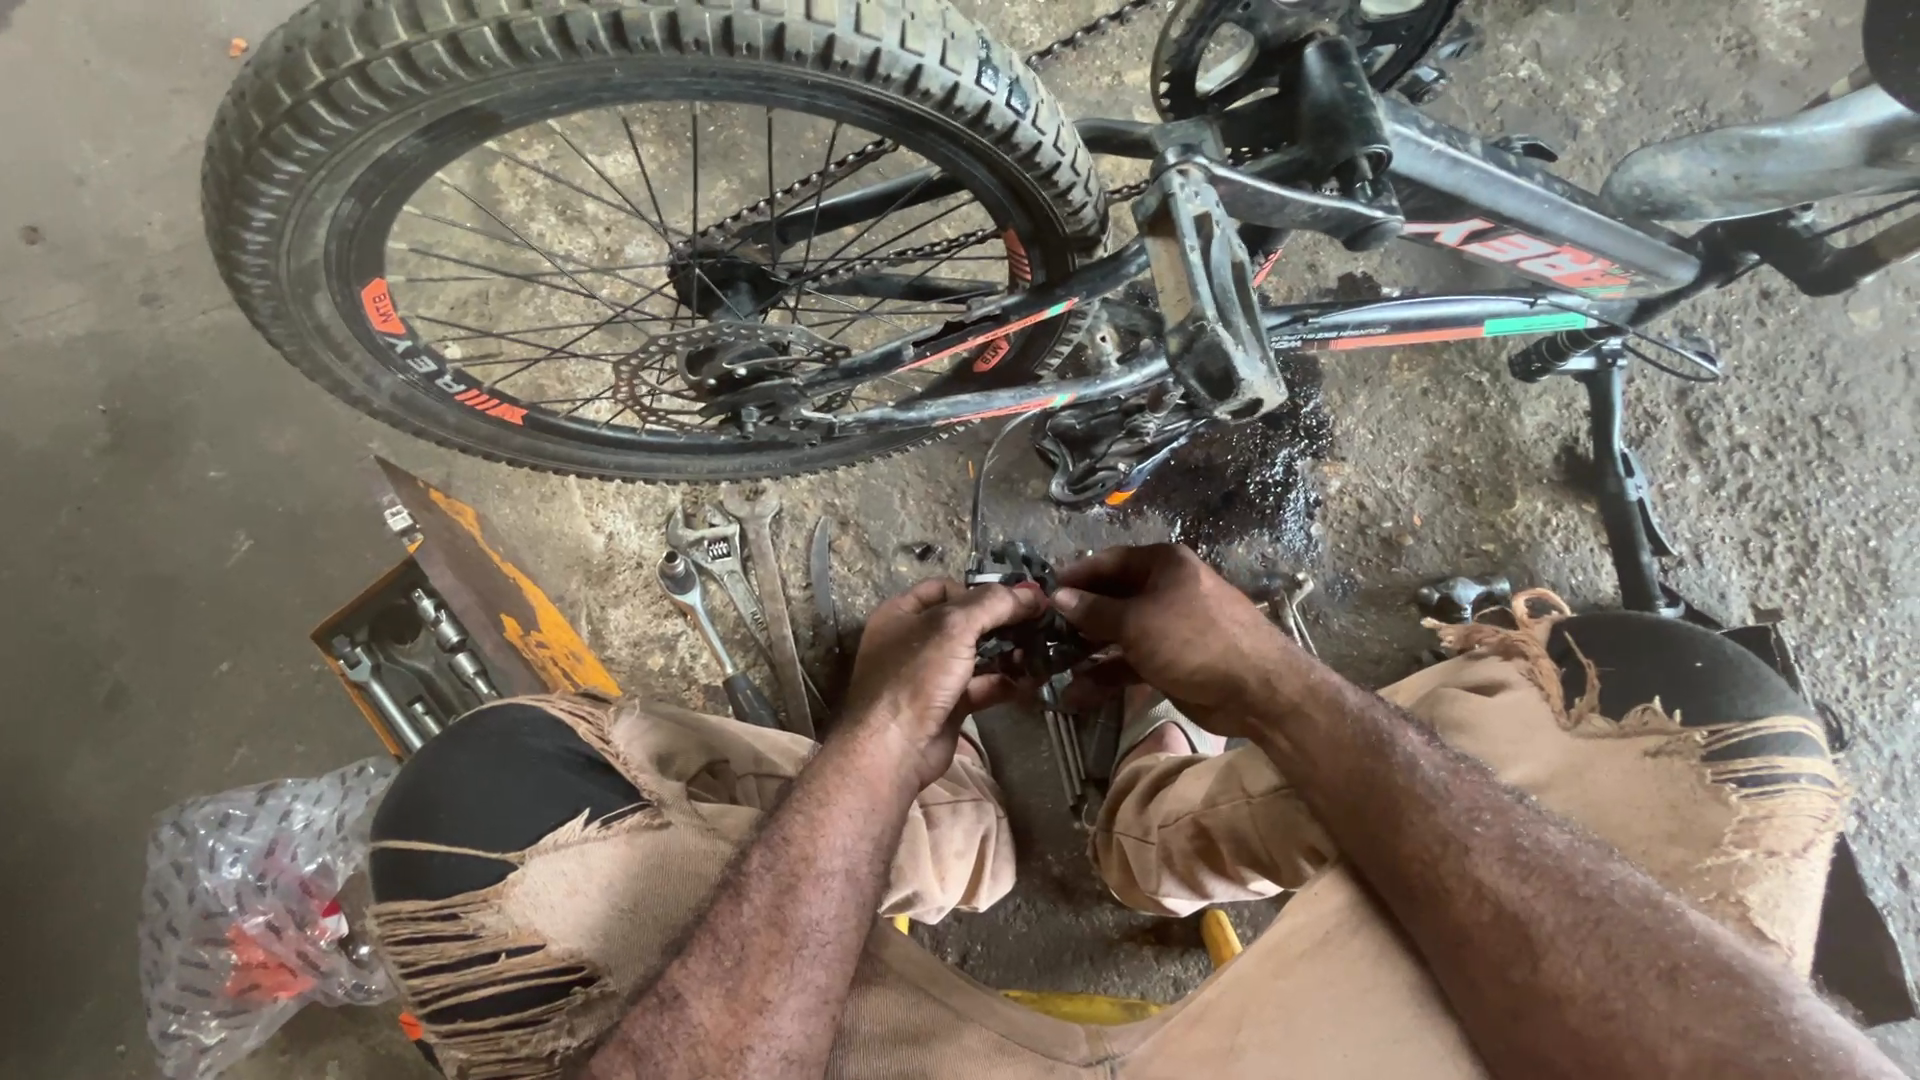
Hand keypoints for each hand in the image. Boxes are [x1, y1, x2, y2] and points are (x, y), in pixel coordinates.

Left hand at [841, 579, 1044, 788]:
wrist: (893, 748)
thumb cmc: (916, 675)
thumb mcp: (953, 626)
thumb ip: (993, 604)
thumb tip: (1032, 593)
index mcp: (902, 613)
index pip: (945, 588)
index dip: (978, 591)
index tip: (1012, 600)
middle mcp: (914, 640)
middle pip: (965, 621)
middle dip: (1001, 622)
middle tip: (1038, 622)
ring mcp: (931, 675)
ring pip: (976, 655)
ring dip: (1008, 652)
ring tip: (1041, 649)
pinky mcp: (948, 705)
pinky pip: (981, 686)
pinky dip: (1005, 681)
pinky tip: (1031, 680)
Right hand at [1052, 544, 1299, 737]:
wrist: (1257, 689)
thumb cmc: (1193, 639)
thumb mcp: (1137, 622)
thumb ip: (1095, 611)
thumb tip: (1059, 597)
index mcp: (1162, 565)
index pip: (1108, 562)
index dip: (1075, 576)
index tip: (1043, 593)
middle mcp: (1164, 589)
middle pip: (1111, 598)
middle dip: (1078, 618)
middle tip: (1042, 634)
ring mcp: (1168, 626)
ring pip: (1118, 633)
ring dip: (1087, 650)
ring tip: (1052, 665)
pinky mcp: (1170, 659)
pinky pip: (1130, 661)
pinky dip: (1106, 673)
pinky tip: (1078, 691)